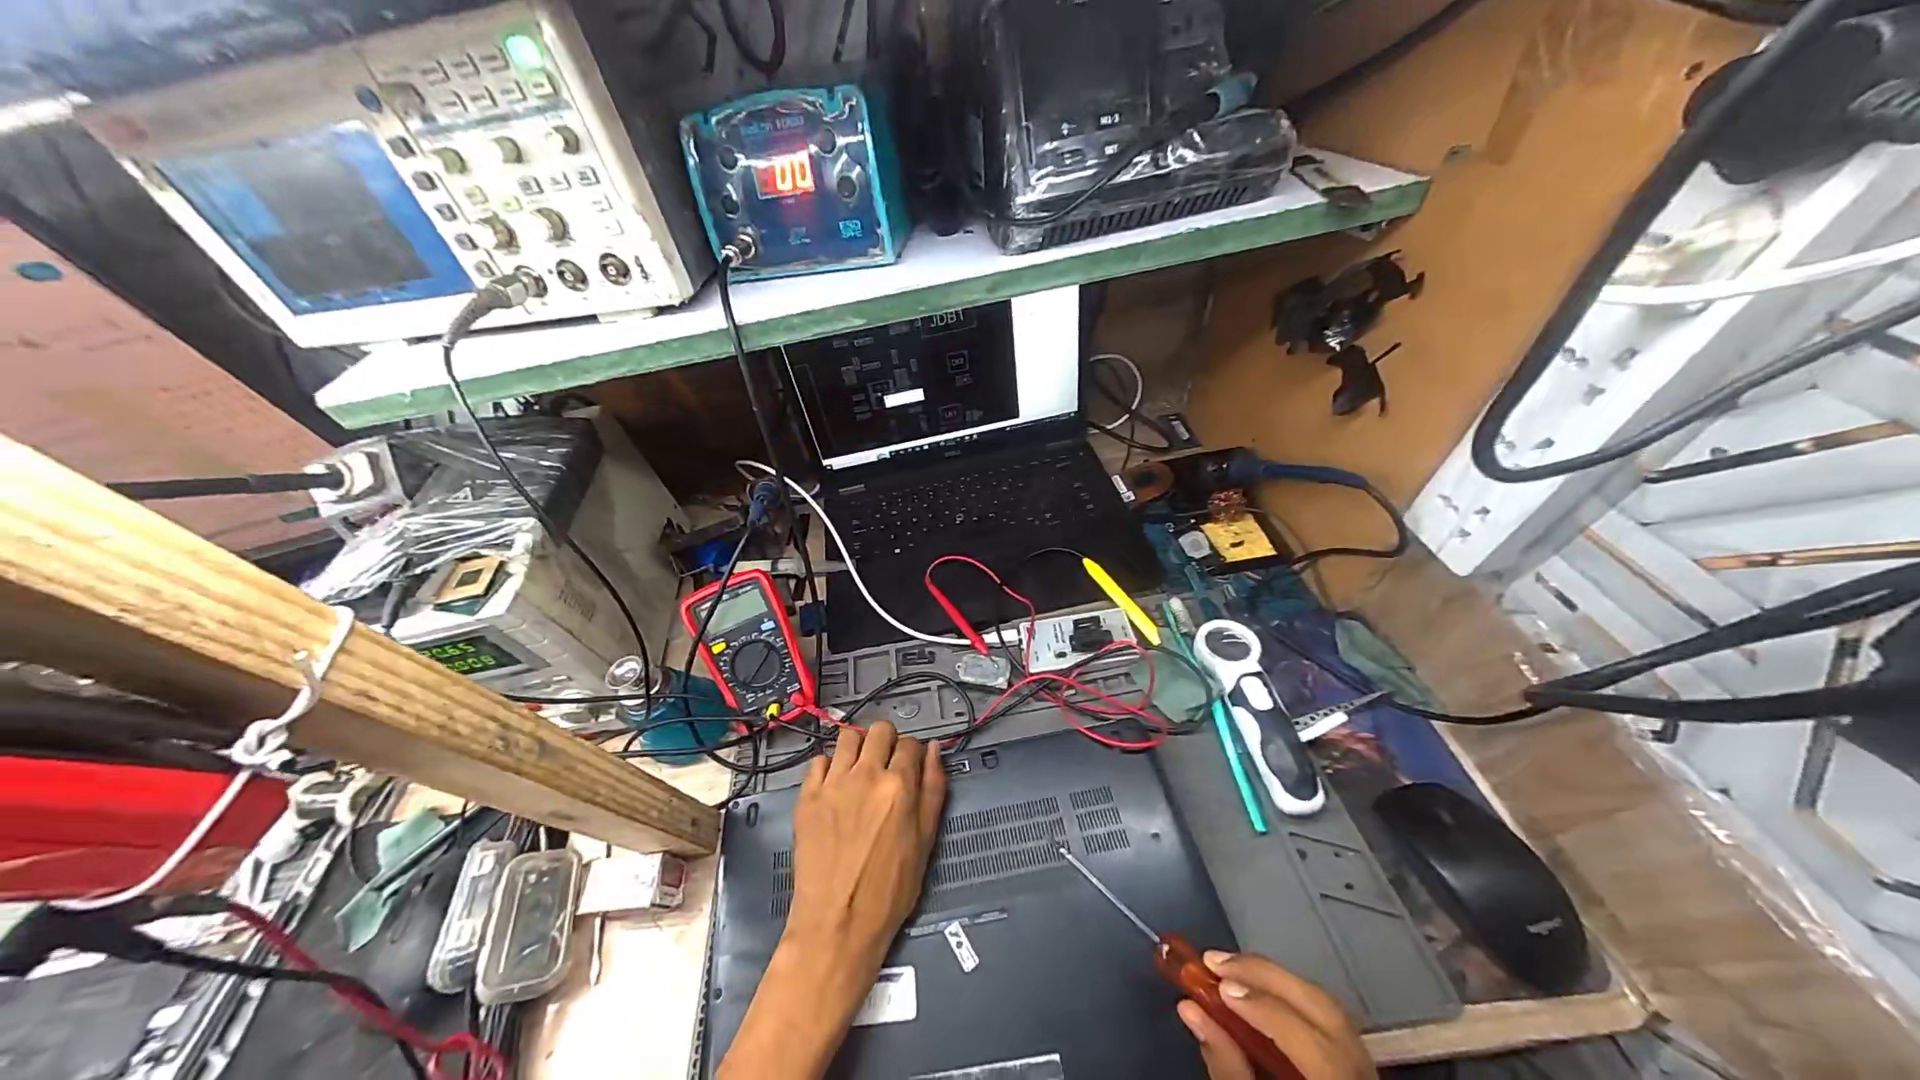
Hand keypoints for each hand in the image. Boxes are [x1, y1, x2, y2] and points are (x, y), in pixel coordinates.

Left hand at [787, 720, 947, 966]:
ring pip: (847, 737)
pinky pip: (818, 761)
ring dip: (858, 746)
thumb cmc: (888, 889)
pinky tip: (835, 785)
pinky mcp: (806, 797)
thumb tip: (934, 750)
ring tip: (860, 768)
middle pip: (879, 730)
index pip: (911, 743)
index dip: (914, 752)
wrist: (837, 922)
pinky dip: (829, 766)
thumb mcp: (925, 841)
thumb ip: (933, 789)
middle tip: (886, 763)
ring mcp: (832, 784)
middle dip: (888, 741)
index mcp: (899, 786)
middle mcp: (865, 775)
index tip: (910, 765)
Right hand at [1178, 951, 1376, 1079]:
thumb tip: (1190, 1008)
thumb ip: (1227, 1070)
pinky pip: (1326, 1019)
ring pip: (1327, 1008)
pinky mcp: (1358, 1067)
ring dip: (1274, 979)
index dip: (1268, 1011)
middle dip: (1267, 978)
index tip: (1219, 986)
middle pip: (1325, 1012)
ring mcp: (1370, 1074)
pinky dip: (1288, 995)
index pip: (1316, 1048)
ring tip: (1227, 968)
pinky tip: (1256, 989)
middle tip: (1213, 961)